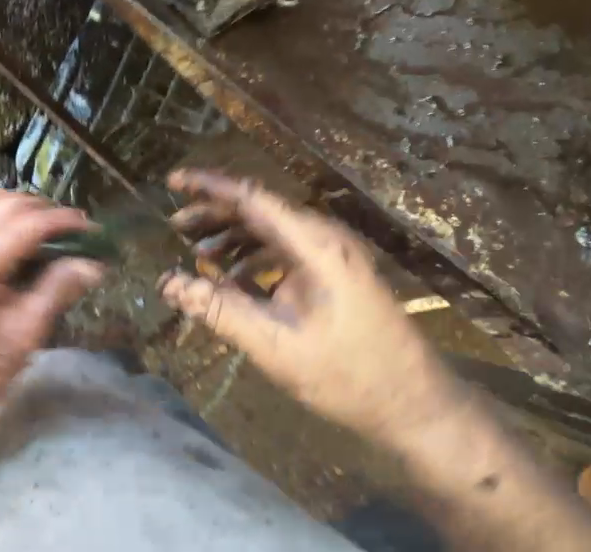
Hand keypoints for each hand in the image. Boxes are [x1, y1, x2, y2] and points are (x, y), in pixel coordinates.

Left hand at [0, 190, 105, 421]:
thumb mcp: (23, 333)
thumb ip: (56, 290)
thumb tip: (92, 265)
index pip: (29, 222)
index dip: (64, 221)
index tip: (94, 230)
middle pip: (7, 203)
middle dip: (44, 209)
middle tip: (74, 233)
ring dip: (17, 204)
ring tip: (45, 228)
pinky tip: (10, 230)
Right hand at [160, 170, 463, 448]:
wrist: (422, 410)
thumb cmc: (350, 376)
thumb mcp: (276, 346)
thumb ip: (219, 310)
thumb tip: (167, 283)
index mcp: (314, 244)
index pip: (251, 197)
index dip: (207, 186)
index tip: (170, 181)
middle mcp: (325, 238)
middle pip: (258, 210)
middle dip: (213, 214)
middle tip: (174, 226)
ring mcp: (334, 256)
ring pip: (271, 230)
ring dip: (232, 238)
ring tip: (197, 255)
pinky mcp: (337, 275)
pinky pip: (286, 251)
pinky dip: (254, 258)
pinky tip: (233, 282)